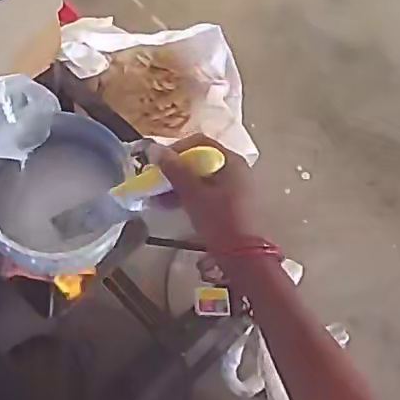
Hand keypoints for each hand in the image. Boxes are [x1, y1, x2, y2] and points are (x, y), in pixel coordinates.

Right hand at [153, 134, 258, 249]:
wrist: (245, 257)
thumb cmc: (220, 220)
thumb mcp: (194, 194)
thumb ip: (175, 170)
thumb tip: (155, 149)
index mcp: (231, 161)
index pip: (200, 143)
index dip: (176, 150)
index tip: (158, 163)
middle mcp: (235, 170)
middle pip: (200, 161)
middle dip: (174, 171)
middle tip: (156, 182)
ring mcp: (235, 188)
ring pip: (201, 179)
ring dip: (178, 186)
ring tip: (158, 199)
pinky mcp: (232, 205)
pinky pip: (206, 193)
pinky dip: (189, 197)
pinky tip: (171, 207)